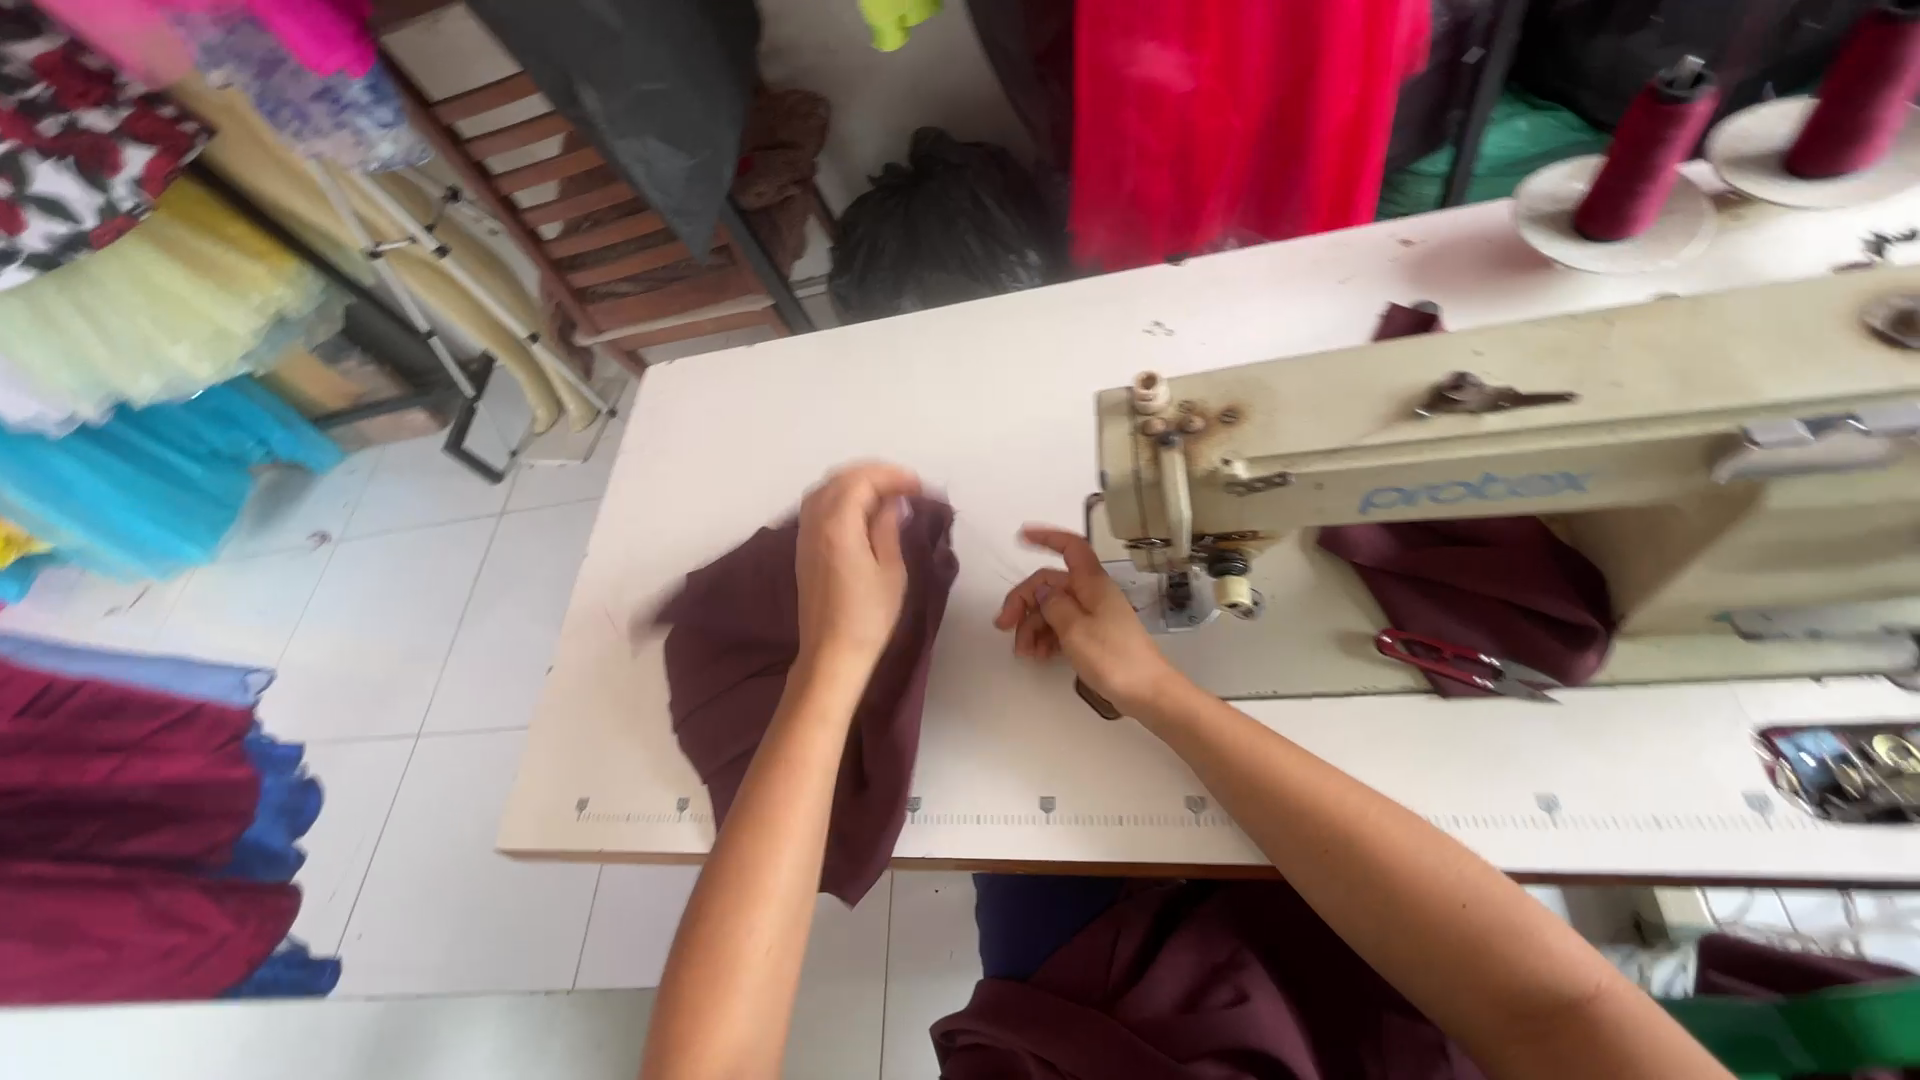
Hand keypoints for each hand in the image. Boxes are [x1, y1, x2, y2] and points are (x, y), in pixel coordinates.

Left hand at [795, 463, 922, 665]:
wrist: (831, 654)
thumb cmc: (869, 617)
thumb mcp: (891, 571)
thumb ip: (889, 527)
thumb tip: (893, 502)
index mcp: (838, 526)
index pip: (862, 480)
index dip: (892, 476)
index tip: (919, 487)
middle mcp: (814, 523)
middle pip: (840, 478)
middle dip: (875, 474)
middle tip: (907, 486)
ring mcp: (804, 535)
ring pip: (826, 489)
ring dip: (856, 483)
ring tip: (888, 494)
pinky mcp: (803, 549)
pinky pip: (818, 506)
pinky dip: (842, 497)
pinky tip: (863, 511)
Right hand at [994, 526, 1183, 715]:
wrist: (1147, 693)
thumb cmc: (1112, 657)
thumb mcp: (1074, 629)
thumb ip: (1053, 604)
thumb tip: (1042, 590)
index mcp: (1091, 583)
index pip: (1070, 547)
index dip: (1046, 538)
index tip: (1020, 538)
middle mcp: (1091, 594)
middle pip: (1051, 585)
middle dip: (1024, 602)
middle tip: (1003, 626)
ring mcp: (1093, 616)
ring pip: (1053, 609)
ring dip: (1032, 626)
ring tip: (1023, 652)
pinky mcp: (1093, 637)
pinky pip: (1062, 628)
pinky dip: (1046, 638)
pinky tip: (1038, 656)